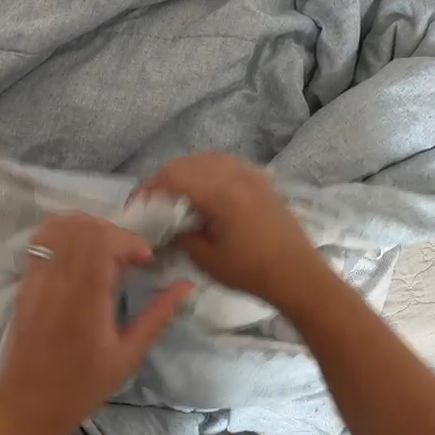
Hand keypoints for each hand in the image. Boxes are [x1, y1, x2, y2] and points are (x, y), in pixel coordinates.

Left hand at [0, 213, 192, 434]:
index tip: (145, 259)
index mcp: (86, 303)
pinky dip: (62, 233)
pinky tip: (80, 252)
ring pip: (58, 228)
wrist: (27, 404)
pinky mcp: (24, 283)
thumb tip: (185, 286)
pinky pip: (39, 241)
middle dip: (112, 231)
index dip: (129, 240)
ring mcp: (36, 281)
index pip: (102, 244)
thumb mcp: (127, 356)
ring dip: (87, 227)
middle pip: (82, 229)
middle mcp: (57, 285)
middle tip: (128, 253)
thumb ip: (156, 316)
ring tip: (105, 248)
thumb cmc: (82, 387)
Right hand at [136, 152, 329, 309]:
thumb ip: (182, 235)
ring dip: (186, 171)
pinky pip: (227, 164)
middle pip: (187, 162)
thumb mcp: (206, 258)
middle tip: (152, 200)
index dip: (148, 187)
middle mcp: (235, 175)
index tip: (136, 205)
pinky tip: (204, 190)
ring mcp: (251, 174)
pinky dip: (208, 170)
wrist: (298, 275)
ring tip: (175, 193)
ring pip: (208, 158)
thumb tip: (171, 224)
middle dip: (164, 178)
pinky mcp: (261, 181)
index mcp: (220, 193)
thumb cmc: (250, 271)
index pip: (172, 176)